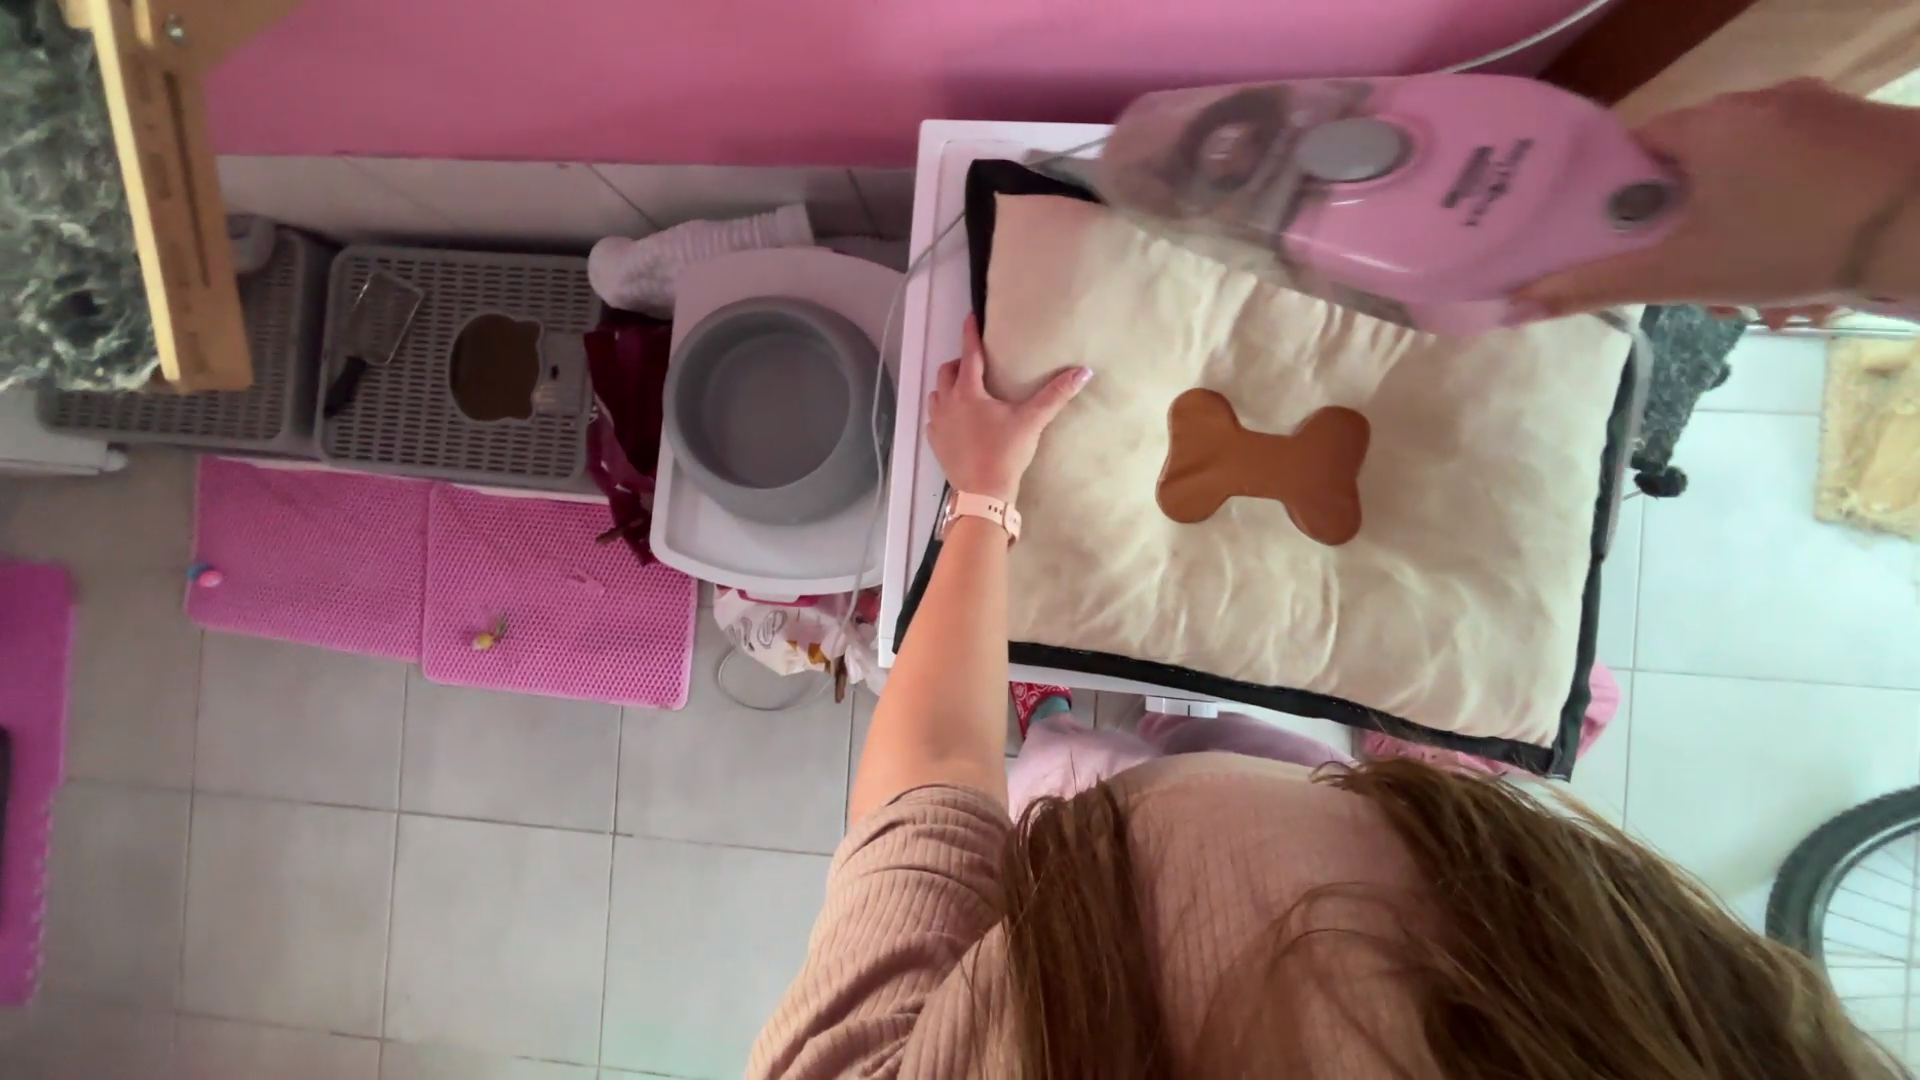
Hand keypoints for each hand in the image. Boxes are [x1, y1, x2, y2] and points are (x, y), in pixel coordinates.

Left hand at [926, 315, 1091, 503]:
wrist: (983, 492)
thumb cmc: (1006, 453)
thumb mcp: (1032, 421)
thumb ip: (1056, 394)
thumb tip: (1083, 372)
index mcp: (969, 392)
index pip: (969, 354)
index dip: (970, 334)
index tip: (970, 318)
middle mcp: (948, 403)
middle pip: (947, 372)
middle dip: (959, 363)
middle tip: (974, 363)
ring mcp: (938, 424)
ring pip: (936, 394)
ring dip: (947, 387)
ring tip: (963, 390)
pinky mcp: (936, 443)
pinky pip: (933, 419)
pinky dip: (942, 412)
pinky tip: (954, 419)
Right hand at [1515, 80, 1919, 317]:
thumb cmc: (1790, 242)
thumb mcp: (1675, 274)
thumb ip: (1586, 287)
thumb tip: (1506, 309)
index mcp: (1706, 123)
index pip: (1623, 148)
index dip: (1600, 193)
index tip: (1594, 233)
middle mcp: (1757, 100)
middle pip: (1674, 155)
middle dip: (1658, 205)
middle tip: (1651, 252)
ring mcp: (1814, 107)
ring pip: (1727, 157)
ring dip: (1708, 200)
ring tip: (1709, 249)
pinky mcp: (1856, 125)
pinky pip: (1778, 155)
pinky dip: (1759, 189)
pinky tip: (1766, 230)